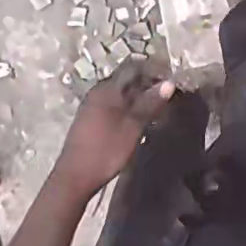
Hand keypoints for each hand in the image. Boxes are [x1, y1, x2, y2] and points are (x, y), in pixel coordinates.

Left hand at [54, 63, 175, 196]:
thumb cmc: (105, 150)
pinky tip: (140, 117)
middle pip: (127, 78)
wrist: (73, 179)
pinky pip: (114, 102)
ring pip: (121, 91)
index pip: (133, 66)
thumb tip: (170, 83)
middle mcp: (98, 92)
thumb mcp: (133, 126)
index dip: (153, 68)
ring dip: (139, 95)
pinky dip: (129, 105)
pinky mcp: (90, 119)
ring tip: (158, 105)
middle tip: (168, 92)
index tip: (171, 76)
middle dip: (148, 82)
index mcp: (107, 89)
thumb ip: (150, 103)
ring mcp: (92, 105)